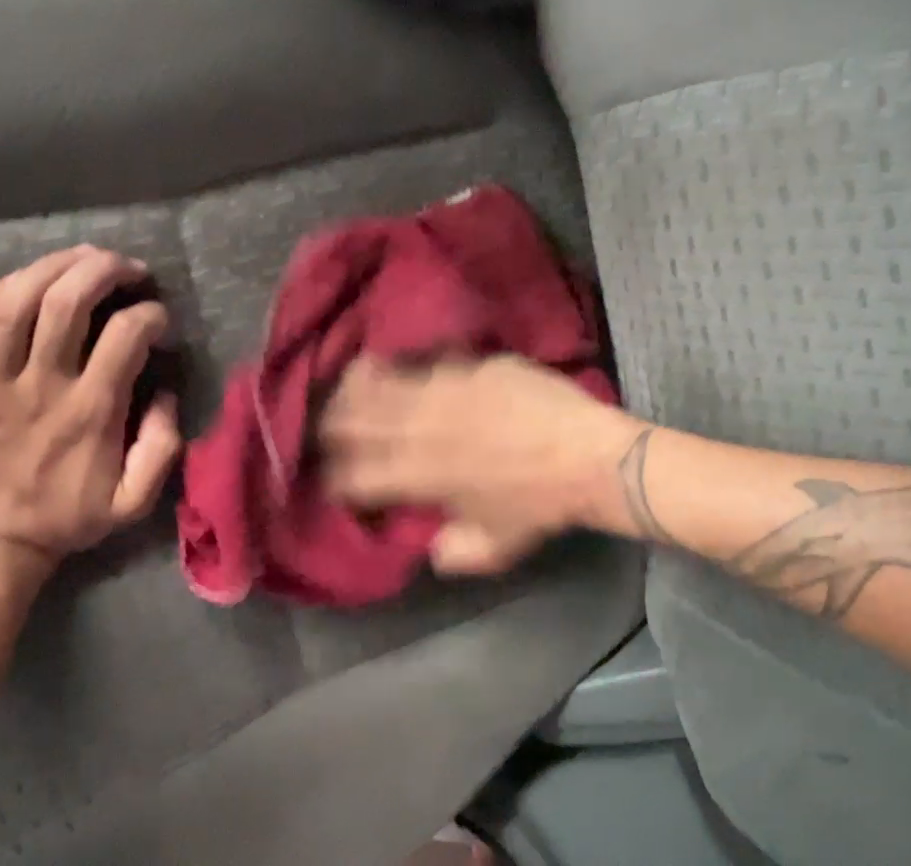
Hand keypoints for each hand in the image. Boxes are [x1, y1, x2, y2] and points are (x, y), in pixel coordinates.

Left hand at [0, 247, 182, 588]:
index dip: (151, 314)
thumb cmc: (63, 520)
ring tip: (79, 257)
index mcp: (91, 411)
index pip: (127, 334)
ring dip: (50, 267)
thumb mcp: (132, 502)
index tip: (158, 319)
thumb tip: (165, 394)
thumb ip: (161, 449)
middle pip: (67, 301)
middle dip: (103, 269)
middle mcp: (41, 385)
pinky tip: (16, 284)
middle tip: (126, 267)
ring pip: (14, 303)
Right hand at [318, 355, 645, 575]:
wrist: (590, 458)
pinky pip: (424, 362)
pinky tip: (394, 359)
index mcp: (419, 477)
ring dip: (356, 387)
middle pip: (357, 423)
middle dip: (331, 423)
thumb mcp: (497, 546)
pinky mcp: (469, 368)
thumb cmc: (542, 507)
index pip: (358, 476)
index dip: (335, 477)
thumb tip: (431, 548)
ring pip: (383, 385)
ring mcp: (443, 392)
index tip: (329, 477)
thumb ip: (456, 551)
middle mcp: (420, 430)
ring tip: (342, 383)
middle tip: (320, 422)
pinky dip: (403, 364)